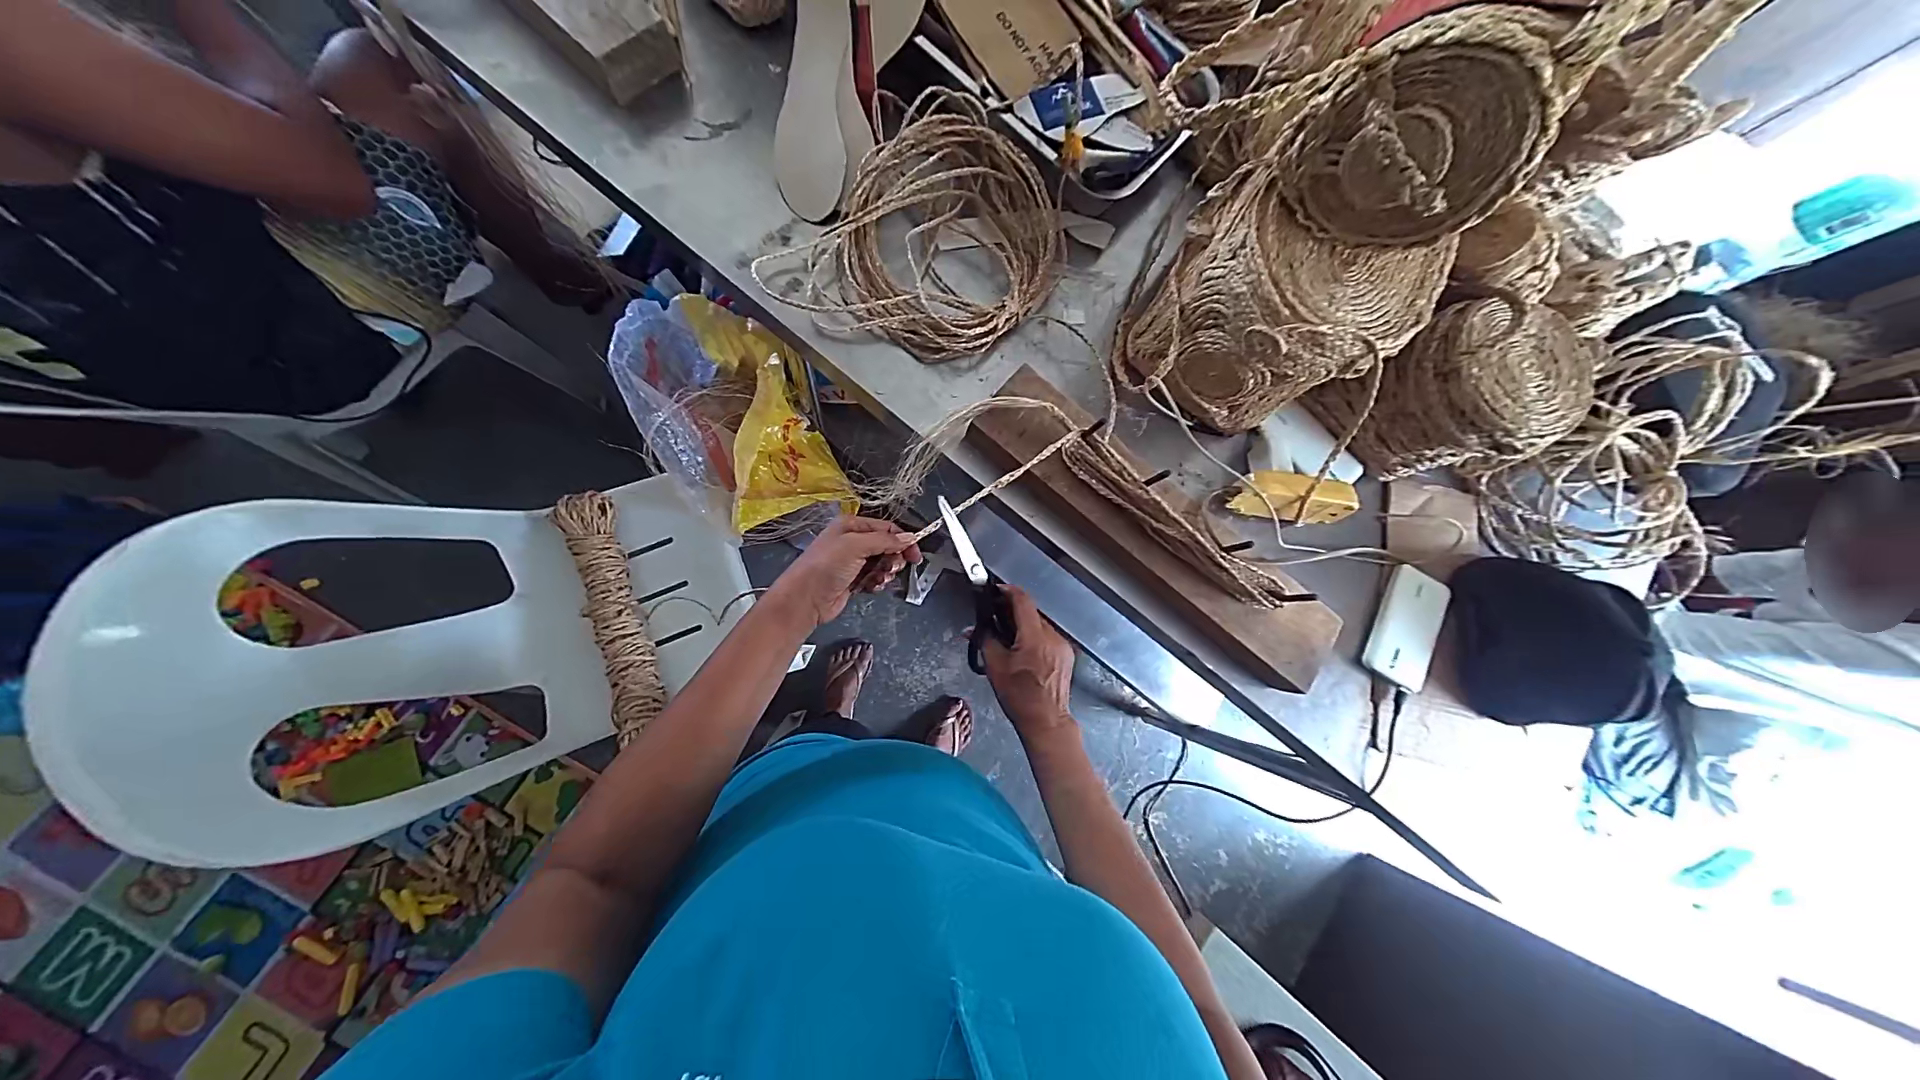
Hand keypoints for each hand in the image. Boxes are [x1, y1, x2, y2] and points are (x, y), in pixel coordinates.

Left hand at [767, 516, 920, 627]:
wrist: (805, 600)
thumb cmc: (821, 568)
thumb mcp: (855, 546)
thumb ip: (885, 540)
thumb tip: (907, 537)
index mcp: (850, 525)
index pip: (886, 528)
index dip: (902, 540)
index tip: (914, 553)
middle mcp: (852, 541)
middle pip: (887, 546)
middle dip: (893, 558)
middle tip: (890, 567)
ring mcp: (853, 561)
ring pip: (883, 564)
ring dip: (885, 573)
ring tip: (877, 579)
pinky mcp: (853, 579)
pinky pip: (876, 578)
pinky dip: (877, 583)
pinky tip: (869, 586)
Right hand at [981, 585, 1075, 738]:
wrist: (1046, 720)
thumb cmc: (1022, 699)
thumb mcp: (995, 667)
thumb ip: (985, 641)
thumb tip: (976, 629)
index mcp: (1035, 638)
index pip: (1023, 601)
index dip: (1008, 591)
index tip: (999, 590)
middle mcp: (1052, 638)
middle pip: (1031, 612)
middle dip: (1012, 612)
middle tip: (996, 618)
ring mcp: (1062, 646)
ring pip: (1040, 624)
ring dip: (1024, 626)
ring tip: (1009, 639)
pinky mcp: (1065, 655)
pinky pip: (1048, 637)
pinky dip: (1035, 638)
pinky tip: (1023, 650)